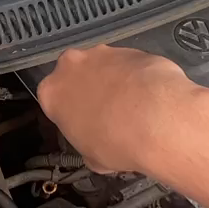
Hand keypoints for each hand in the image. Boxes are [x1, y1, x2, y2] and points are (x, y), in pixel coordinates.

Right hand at [36, 45, 208, 174]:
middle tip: (109, 114)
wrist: (157, 118)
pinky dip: (137, 77)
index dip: (71, 114)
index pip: (55, 101)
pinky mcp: (131, 48)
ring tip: (136, 106)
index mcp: (51, 92)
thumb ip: (87, 144)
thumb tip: (97, 145)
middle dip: (90, 90)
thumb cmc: (116, 142)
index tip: (86, 125)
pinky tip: (151, 97)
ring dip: (114, 82)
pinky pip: (129, 65)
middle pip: (76, 76)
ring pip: (104, 67)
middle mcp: (71, 65)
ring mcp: (102, 52)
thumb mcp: (93, 158)